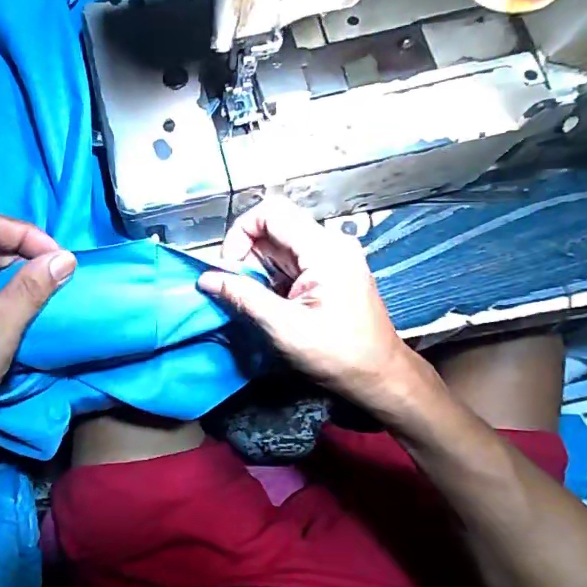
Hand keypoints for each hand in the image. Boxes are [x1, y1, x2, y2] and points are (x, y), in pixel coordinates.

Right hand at [198, 198, 434, 406]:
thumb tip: (208, 279)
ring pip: (280, 245)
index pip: (271, 212)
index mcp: (324, 249)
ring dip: (260, 268)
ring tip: (259, 300)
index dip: (241, 232)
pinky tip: (275, 304)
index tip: (230, 266)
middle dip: (247, 254)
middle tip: (239, 287)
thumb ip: (243, 297)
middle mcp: (331, 244)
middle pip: (274, 227)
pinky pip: (292, 261)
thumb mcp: (283, 327)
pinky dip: (274, 278)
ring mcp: (333, 257)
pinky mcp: (331, 271)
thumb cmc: (339, 354)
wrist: (377, 375)